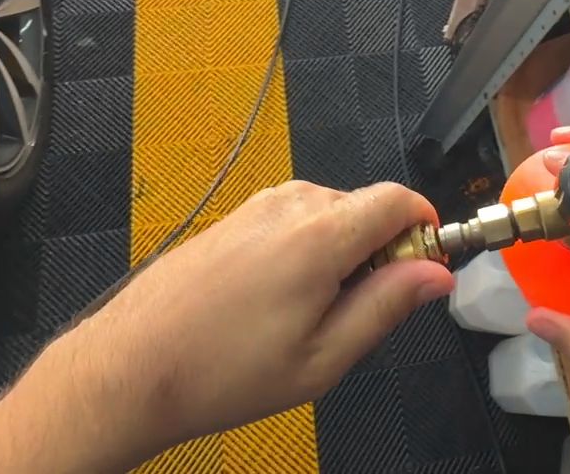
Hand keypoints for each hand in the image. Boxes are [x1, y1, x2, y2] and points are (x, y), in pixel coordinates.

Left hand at [0, 181, 452, 473]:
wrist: (133, 362)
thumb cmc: (227, 370)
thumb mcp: (322, 358)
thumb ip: (386, 306)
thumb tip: (436, 274)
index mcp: (321, 233)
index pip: (398, 199)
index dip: (423, 228)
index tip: (423, 268)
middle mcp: (294, 202)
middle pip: (367, 207)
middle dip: (382, 249)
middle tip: (358, 313)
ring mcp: (262, 203)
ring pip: (333, 213)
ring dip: (344, 250)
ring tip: (312, 314)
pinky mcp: (241, 213)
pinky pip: (298, 216)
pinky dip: (311, 245)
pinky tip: (280, 297)